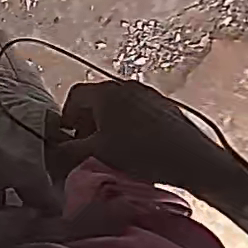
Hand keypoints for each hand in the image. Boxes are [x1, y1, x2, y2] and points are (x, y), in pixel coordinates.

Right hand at [50, 80, 237, 186]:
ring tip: (112, 147)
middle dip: (87, 120)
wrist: (195, 161)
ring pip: (118, 105)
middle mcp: (125, 85)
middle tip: (88, 143)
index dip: (67, 116)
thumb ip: (69, 150)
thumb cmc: (141, 152)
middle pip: (96, 99)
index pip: (74, 96)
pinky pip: (137, 111)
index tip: (69, 136)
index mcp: (105, 92)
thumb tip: (53, 151)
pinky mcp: (166, 106)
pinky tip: (136, 146)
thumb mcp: (97, 153)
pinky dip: (129, 124)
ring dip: (109, 123)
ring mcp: (148, 94)